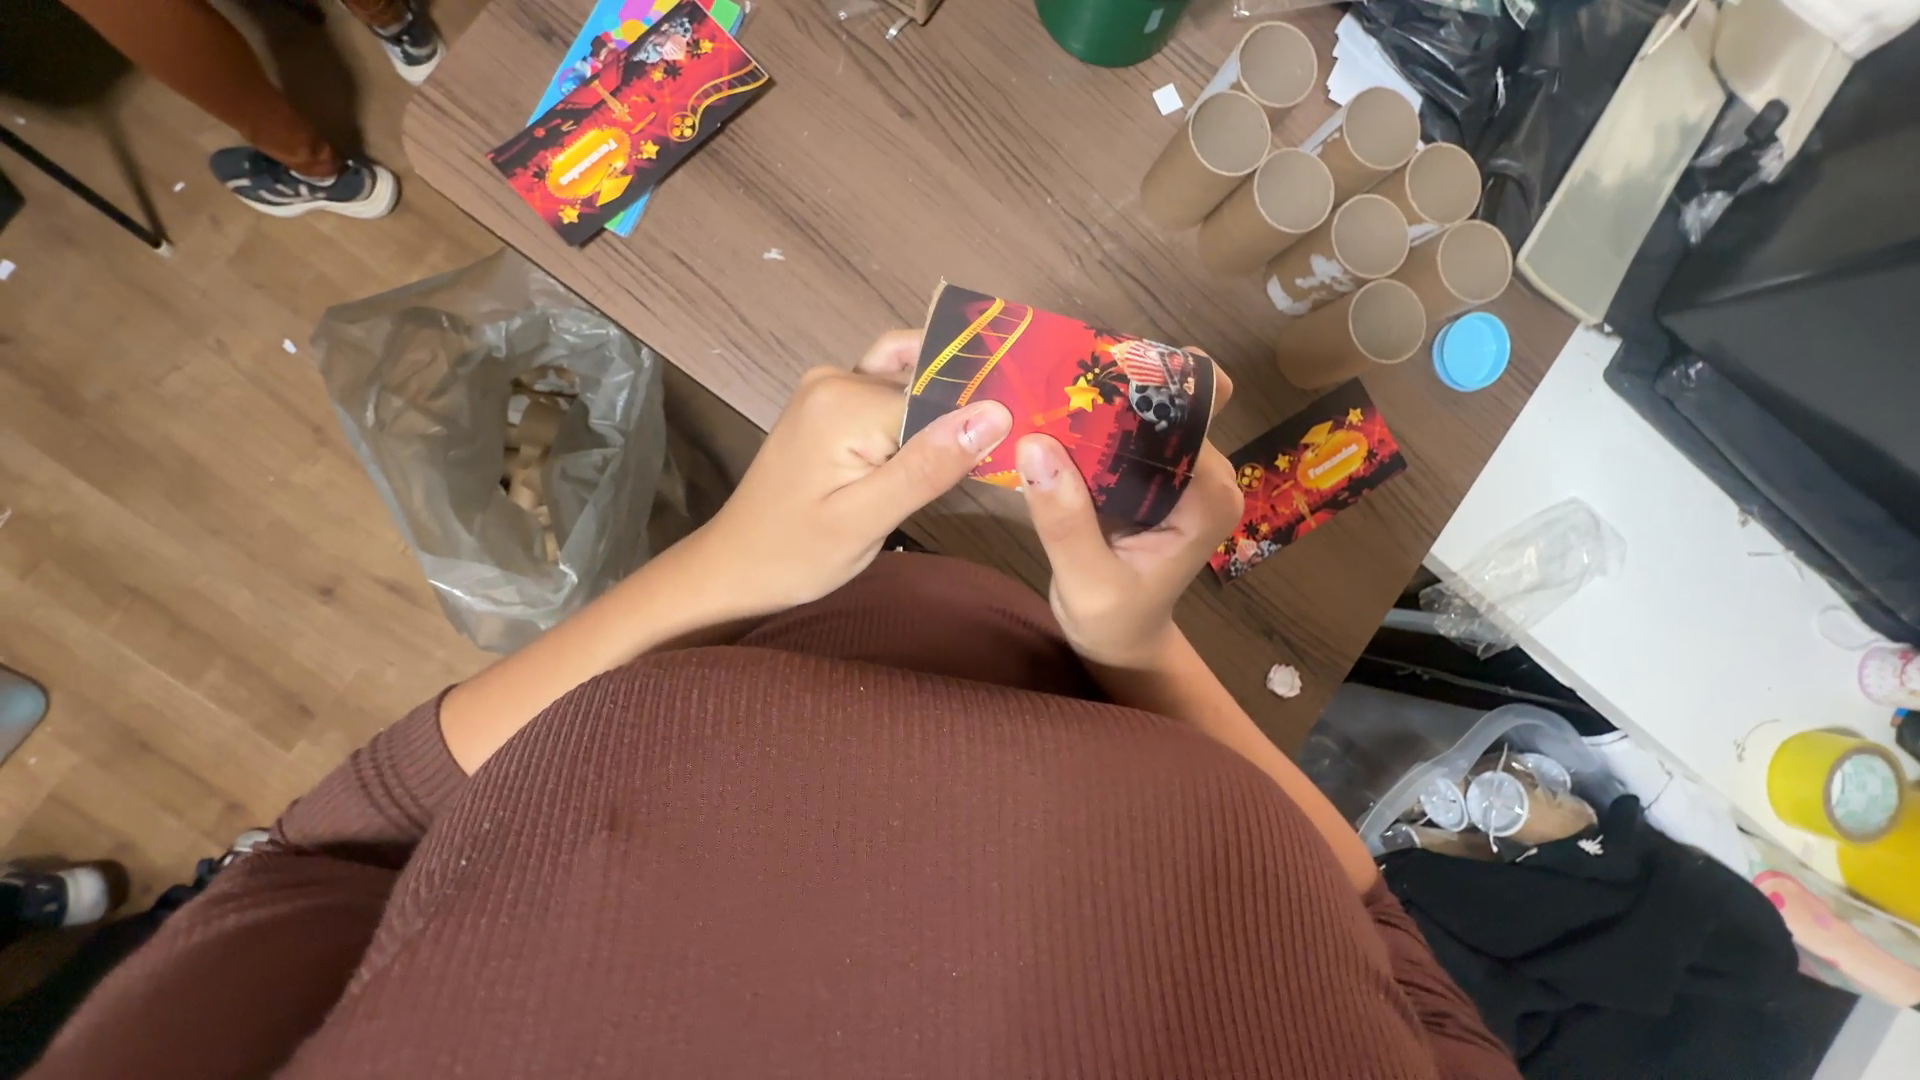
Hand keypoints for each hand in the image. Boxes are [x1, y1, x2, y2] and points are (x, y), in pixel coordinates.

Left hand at [691, 330, 1012, 617]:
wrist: (735, 566)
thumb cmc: (794, 554)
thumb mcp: (865, 520)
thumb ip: (927, 466)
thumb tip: (995, 414)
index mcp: (845, 400)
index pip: (941, 395)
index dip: (986, 418)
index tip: (1030, 440)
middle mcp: (838, 377)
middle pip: (930, 378)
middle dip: (974, 404)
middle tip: (1023, 436)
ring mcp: (832, 387)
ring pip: (915, 380)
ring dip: (951, 404)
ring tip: (993, 436)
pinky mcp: (832, 405)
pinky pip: (892, 393)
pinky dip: (924, 411)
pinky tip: (948, 438)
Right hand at [1016, 362, 1242, 669]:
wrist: (1118, 638)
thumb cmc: (1112, 618)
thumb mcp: (1085, 579)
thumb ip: (1066, 520)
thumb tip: (1035, 444)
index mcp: (1208, 500)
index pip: (1186, 424)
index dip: (1143, 393)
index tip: (1086, 373)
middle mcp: (1206, 477)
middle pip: (1176, 406)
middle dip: (1125, 383)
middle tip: (1061, 371)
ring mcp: (1184, 473)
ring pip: (1154, 410)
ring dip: (1108, 396)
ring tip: (1054, 383)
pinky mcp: (1158, 473)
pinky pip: (1133, 429)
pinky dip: (1100, 417)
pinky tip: (1062, 409)